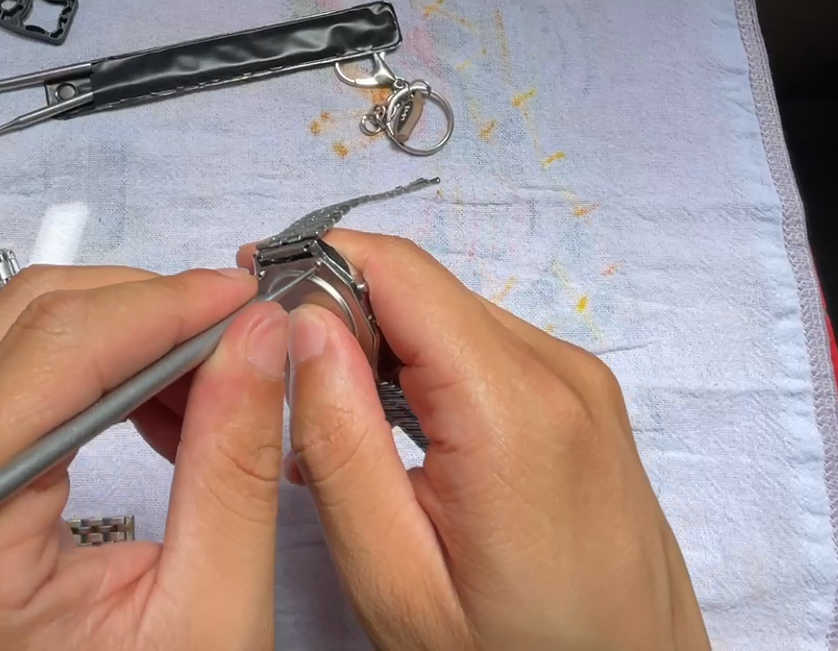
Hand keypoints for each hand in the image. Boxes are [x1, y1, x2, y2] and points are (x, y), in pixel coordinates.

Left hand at [0, 264, 290, 650]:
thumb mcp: (202, 626)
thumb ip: (232, 467)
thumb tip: (260, 335)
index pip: (55, 353)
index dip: (161, 304)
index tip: (242, 297)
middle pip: (27, 323)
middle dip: (147, 309)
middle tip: (234, 335)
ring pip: (18, 332)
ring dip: (124, 332)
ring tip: (204, 381)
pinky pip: (9, 370)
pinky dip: (95, 364)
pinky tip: (154, 404)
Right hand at [259, 231, 709, 649]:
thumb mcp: (394, 577)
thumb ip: (339, 441)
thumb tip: (305, 323)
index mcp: (513, 408)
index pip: (399, 270)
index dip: (319, 260)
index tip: (257, 284)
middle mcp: (558, 370)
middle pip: (420, 286)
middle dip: (339, 304)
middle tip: (280, 366)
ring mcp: (578, 380)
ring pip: (444, 312)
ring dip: (377, 337)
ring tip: (330, 409)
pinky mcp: (580, 398)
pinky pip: (478, 344)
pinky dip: (419, 361)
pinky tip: (389, 420)